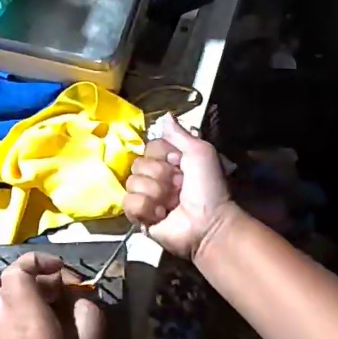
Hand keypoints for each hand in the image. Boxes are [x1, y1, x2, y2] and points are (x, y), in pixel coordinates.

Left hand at [0, 253, 105, 338]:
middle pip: (9, 282)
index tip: (65, 272)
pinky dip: (20, 314)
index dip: (39, 262)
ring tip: (57, 312)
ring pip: (4, 299)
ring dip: (28, 296)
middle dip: (37, 278)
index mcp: (26, 317)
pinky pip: (3, 319)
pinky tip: (43, 333)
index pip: (17, 270)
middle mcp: (6, 322)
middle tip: (65, 294)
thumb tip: (81, 298)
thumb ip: (89, 319)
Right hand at [123, 117, 235, 260]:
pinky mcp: (138, 216)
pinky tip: (161, 214)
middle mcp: (155, 177)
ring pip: (133, 183)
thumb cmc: (208, 188)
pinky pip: (129, 203)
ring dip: (157, 193)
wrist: (208, 222)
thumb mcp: (200, 153)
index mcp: (168, 161)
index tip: (181, 164)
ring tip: (172, 203)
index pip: (149, 147)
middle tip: (180, 186)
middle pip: (139, 164)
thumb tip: (165, 116)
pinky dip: (147, 207)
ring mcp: (145, 196)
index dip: (164, 155)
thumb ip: (180, 134)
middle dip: (161, 175)